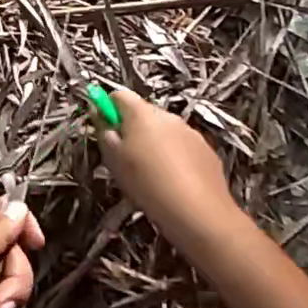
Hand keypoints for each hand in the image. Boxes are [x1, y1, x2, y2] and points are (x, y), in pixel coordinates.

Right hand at [97, 90, 249, 246]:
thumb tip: (100, 116)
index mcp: (142, 114)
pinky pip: (182, 146)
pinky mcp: (207, 151)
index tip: (105, 130)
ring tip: (150, 173)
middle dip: (132, 128)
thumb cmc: (147, 183)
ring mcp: (190, 132)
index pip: (119, 95)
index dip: (108, 109)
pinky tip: (173, 180)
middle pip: (143, 113)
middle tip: (125, 156)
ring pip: (164, 130)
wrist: (198, 212)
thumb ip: (104, 133)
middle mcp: (168, 116)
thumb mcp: (113, 160)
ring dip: (154, 143)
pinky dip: (174, 156)